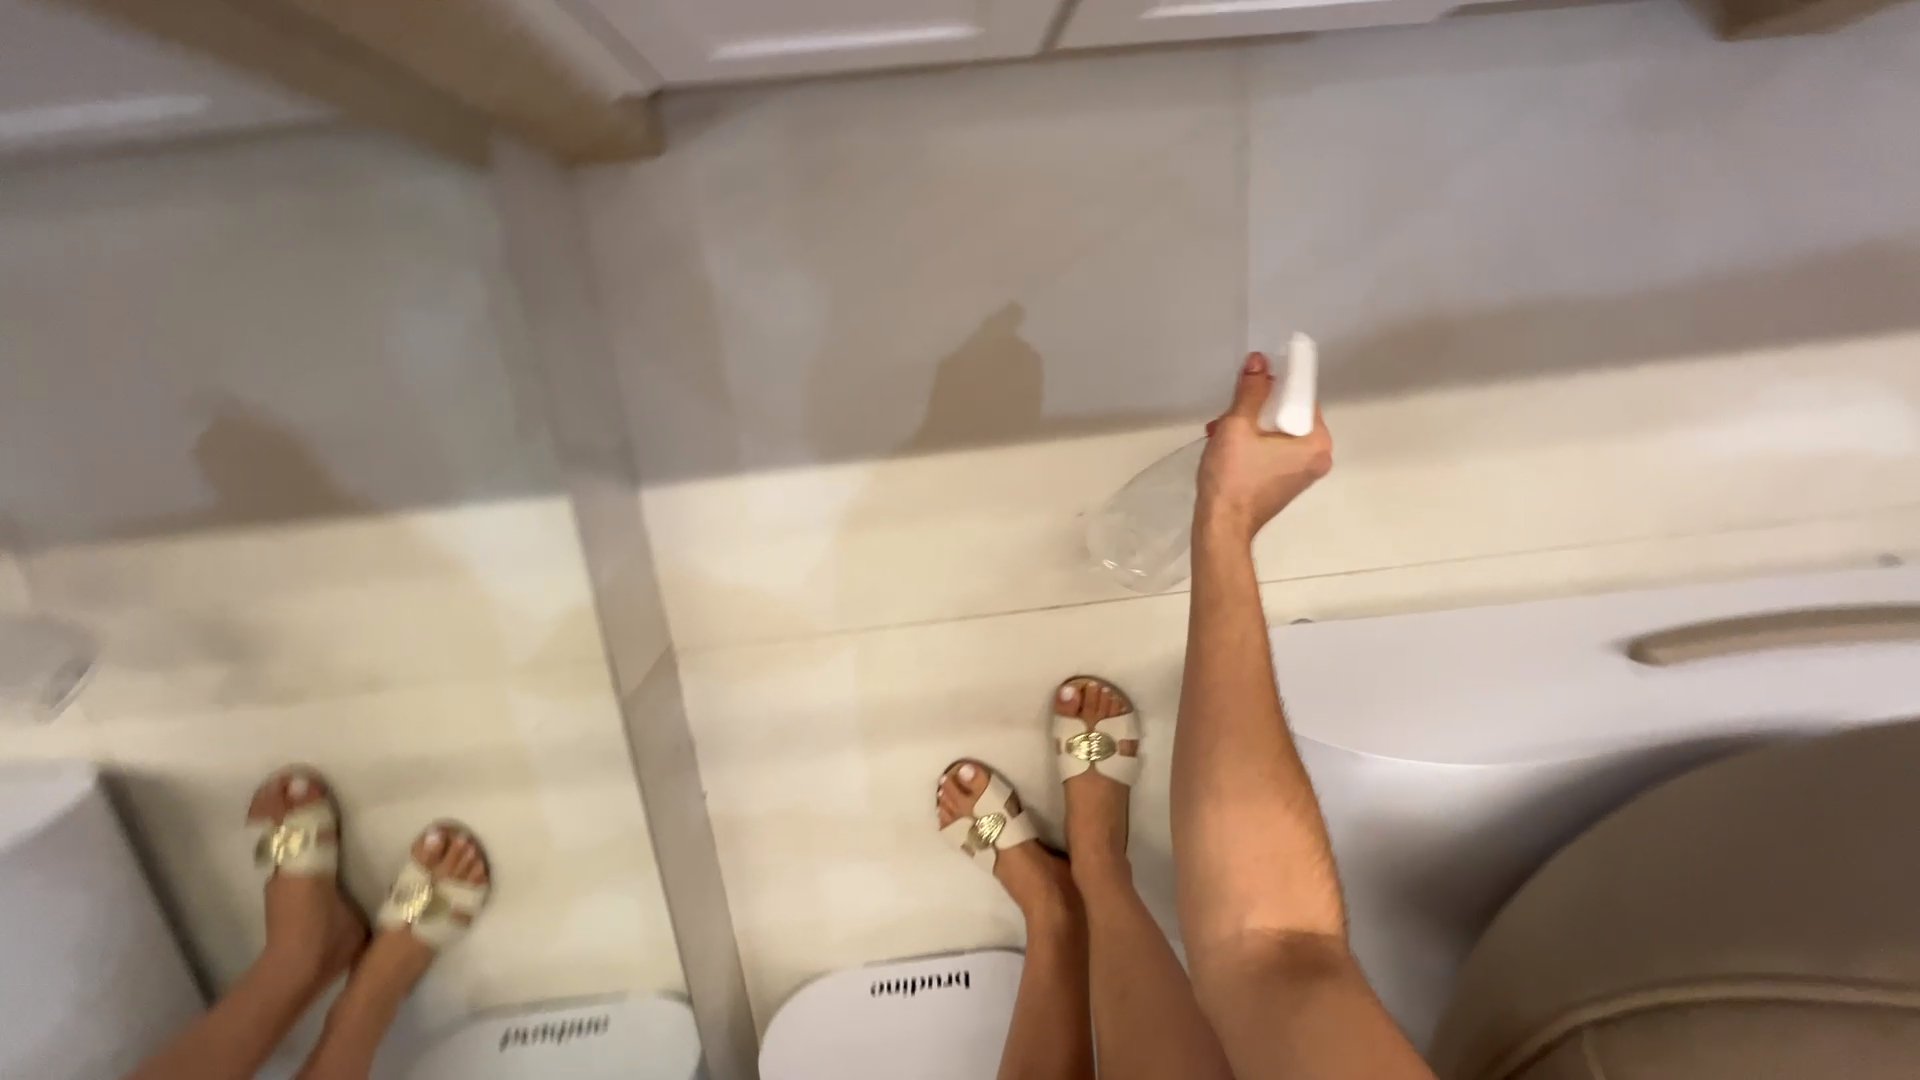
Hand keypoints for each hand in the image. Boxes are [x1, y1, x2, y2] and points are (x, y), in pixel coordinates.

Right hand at [1196, 352, 1333, 543]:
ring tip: (1221, 433)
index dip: (1275, 384)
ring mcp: (1303, 473)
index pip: (1301, 396)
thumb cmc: (1232, 477)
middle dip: (1257, 410)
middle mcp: (1318, 457)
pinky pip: (1274, 452)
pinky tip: (1228, 449)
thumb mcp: (1237, 426)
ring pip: (1278, 434)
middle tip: (1228, 415)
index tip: (1251, 382)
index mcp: (1316, 441)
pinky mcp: (1286, 484)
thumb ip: (1251, 391)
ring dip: (1250, 428)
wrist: (1221, 526)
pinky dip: (1254, 446)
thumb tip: (1259, 361)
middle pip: (1288, 415)